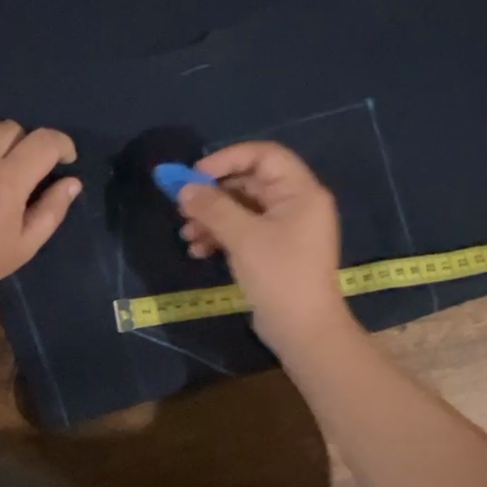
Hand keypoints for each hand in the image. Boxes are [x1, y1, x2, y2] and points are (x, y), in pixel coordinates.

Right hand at [177, 140, 356, 350]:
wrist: (303, 330)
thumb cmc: (279, 275)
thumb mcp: (243, 237)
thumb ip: (213, 208)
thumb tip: (184, 189)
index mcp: (300, 192)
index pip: (263, 156)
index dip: (228, 159)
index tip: (195, 174)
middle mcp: (296, 205)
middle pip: (249, 184)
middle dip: (213, 195)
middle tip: (183, 207)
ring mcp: (286, 230)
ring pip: (242, 210)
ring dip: (212, 219)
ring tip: (187, 235)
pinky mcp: (274, 252)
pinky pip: (244, 232)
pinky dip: (221, 237)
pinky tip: (199, 251)